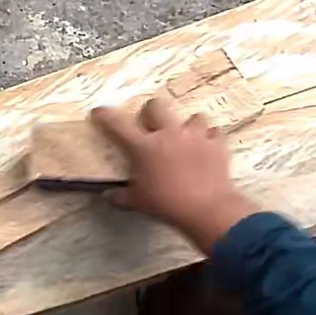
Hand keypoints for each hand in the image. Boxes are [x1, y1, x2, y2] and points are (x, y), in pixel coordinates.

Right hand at [92, 97, 259, 251]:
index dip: (105, 116)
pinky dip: (211, 139)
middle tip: (151, 125)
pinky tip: (207, 148)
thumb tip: (108, 196)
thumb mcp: (138, 202)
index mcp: (143, 147)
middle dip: (152, 111)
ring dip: (188, 125)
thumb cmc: (166, 204)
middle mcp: (168, 134)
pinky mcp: (216, 145)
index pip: (117, 124)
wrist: (206, 209)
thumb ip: (121, 196)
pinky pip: (215, 133)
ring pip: (193, 116)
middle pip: (157, 106)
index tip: (99, 112)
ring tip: (186, 138)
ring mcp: (195, 136)